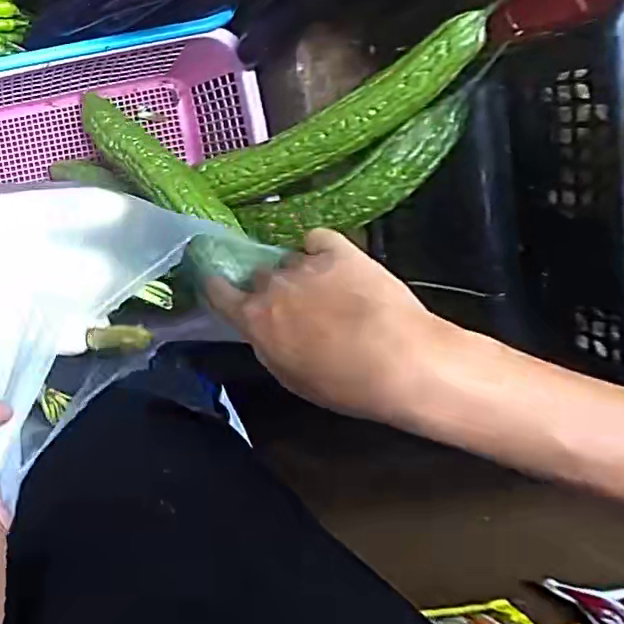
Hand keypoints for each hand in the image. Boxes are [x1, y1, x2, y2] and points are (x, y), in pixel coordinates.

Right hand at [205, 228, 459, 428]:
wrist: (407, 364)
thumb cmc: (346, 384)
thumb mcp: (289, 376)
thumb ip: (265, 344)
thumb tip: (262, 331)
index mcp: (252, 317)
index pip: (216, 289)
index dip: (219, 288)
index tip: (228, 292)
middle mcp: (270, 285)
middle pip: (257, 274)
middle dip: (270, 287)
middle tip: (294, 306)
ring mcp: (304, 264)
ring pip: (289, 260)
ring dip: (299, 272)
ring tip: (326, 289)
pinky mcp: (340, 251)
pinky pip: (317, 239)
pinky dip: (320, 247)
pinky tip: (333, 261)